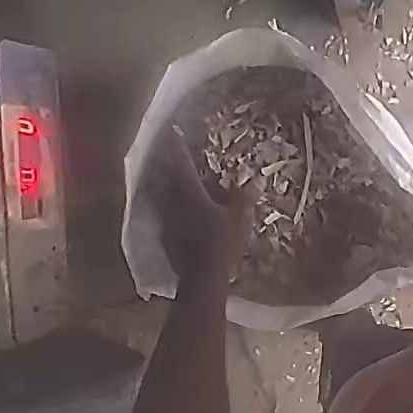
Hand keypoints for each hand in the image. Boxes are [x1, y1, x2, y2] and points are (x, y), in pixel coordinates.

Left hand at [151, 128, 247, 288]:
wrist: (202, 279)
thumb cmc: (223, 245)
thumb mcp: (239, 220)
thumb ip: (243, 199)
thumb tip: (252, 182)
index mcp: (191, 194)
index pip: (181, 164)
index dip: (177, 148)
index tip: (172, 133)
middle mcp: (173, 203)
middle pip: (165, 177)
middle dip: (166, 164)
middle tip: (167, 153)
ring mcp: (166, 220)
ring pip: (161, 195)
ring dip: (163, 184)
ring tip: (168, 178)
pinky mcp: (164, 236)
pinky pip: (163, 213)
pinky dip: (167, 206)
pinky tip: (173, 209)